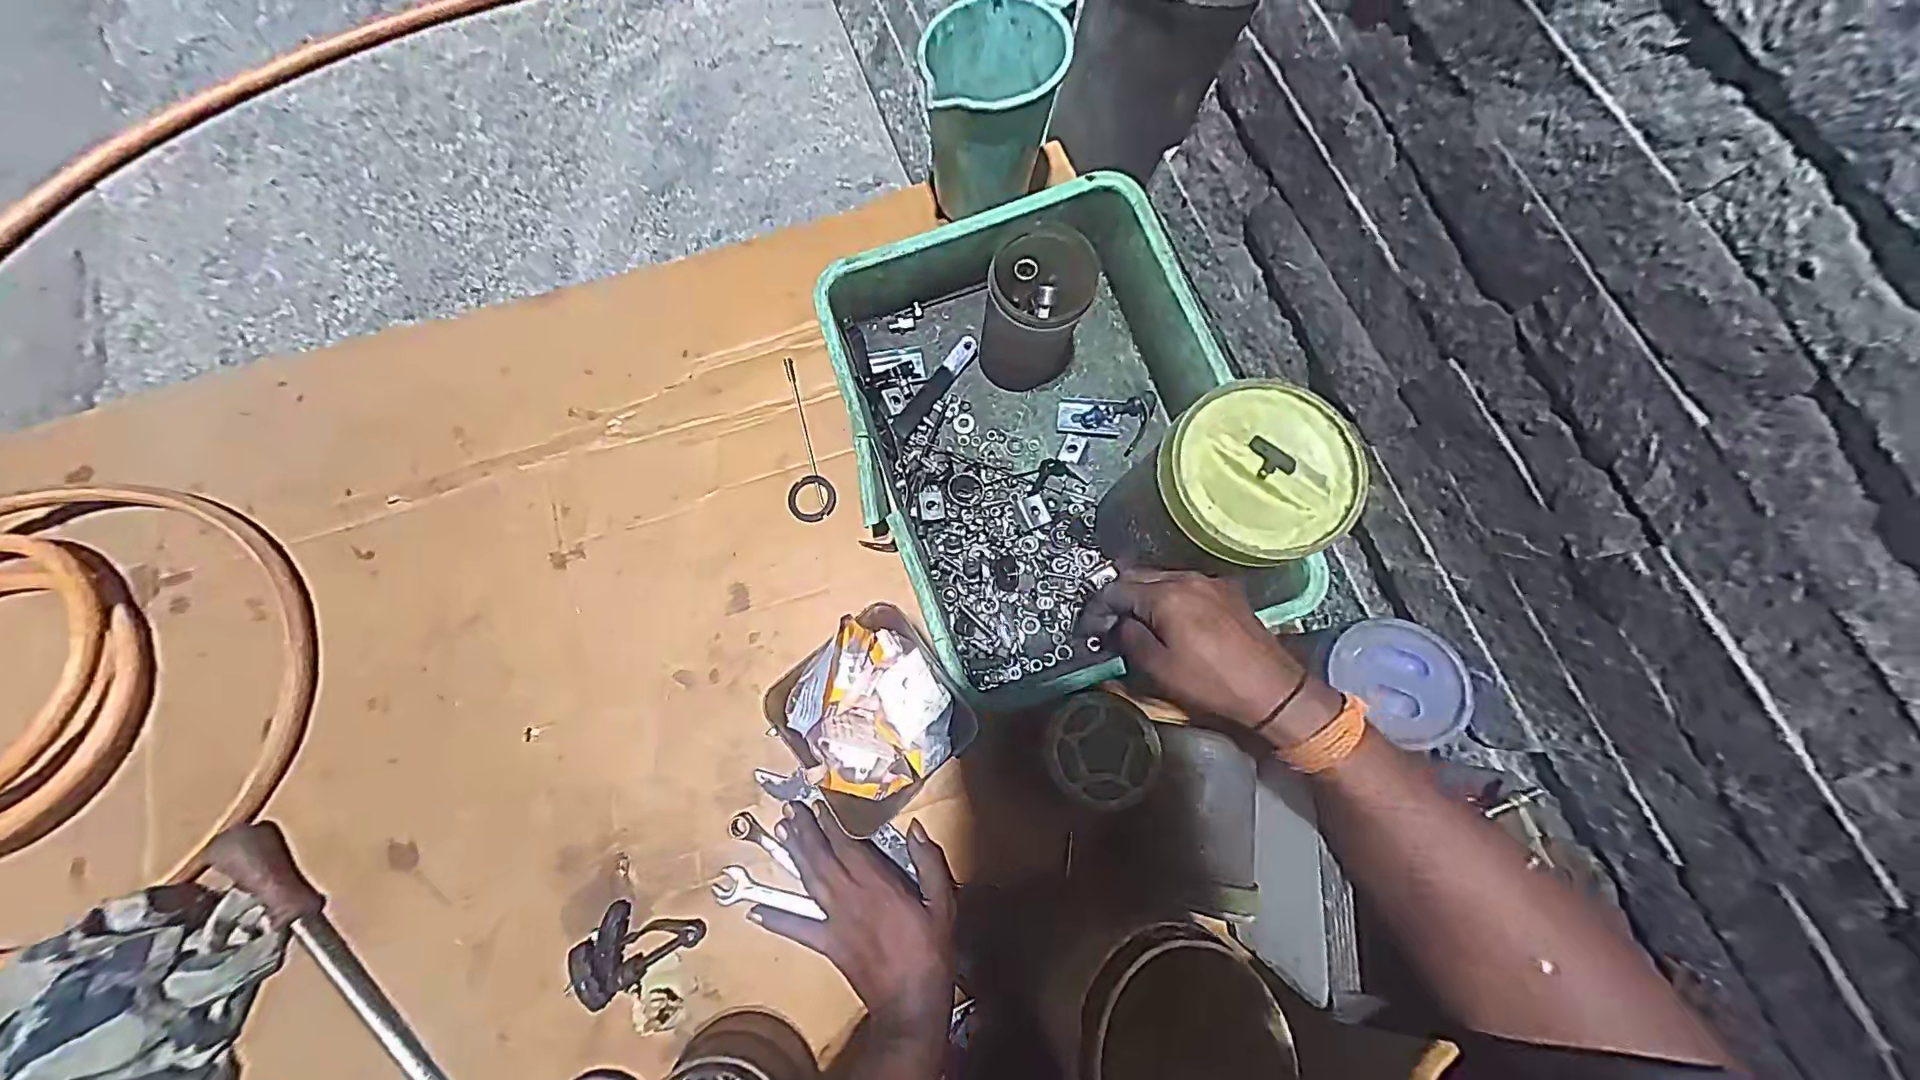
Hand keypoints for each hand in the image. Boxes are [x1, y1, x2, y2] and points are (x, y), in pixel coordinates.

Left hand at [752, 803, 956, 1034]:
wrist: (911, 1002)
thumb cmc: (929, 949)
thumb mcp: (942, 900)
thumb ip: (928, 861)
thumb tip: (915, 827)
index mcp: (878, 883)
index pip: (848, 844)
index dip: (831, 821)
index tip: (819, 802)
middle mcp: (850, 896)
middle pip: (823, 856)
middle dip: (806, 830)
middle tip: (791, 808)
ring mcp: (835, 921)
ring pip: (810, 880)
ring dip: (795, 855)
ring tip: (783, 832)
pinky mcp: (827, 945)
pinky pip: (798, 929)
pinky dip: (777, 918)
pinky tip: (757, 910)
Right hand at [1079, 568, 1342, 743]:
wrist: (1273, 691)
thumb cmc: (1212, 683)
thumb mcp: (1158, 668)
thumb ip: (1129, 637)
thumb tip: (1119, 623)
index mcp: (1166, 594)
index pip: (1116, 589)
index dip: (1098, 609)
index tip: (1091, 627)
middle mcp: (1187, 578)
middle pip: (1138, 576)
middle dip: (1118, 597)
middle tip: (1109, 623)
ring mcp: (1210, 582)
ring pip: (1162, 577)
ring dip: (1144, 595)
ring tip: (1137, 621)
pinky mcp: (1227, 592)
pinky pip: (1185, 585)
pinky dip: (1168, 596)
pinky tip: (1169, 619)